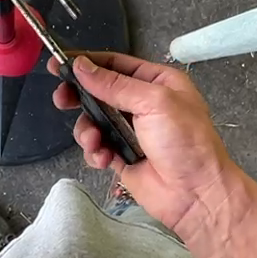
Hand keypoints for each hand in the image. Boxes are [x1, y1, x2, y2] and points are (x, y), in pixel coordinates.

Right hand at [51, 52, 244, 238]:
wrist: (196, 194)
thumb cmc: (186, 142)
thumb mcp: (154, 102)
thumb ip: (115, 84)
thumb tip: (82, 66)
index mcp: (158, 83)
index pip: (116, 65)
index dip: (87, 63)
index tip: (59, 63)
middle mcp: (144, 104)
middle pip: (99, 92)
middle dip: (79, 97)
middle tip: (61, 100)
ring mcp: (132, 131)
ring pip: (93, 122)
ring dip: (87, 130)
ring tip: (94, 142)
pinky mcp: (122, 156)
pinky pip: (97, 147)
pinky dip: (95, 152)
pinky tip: (104, 159)